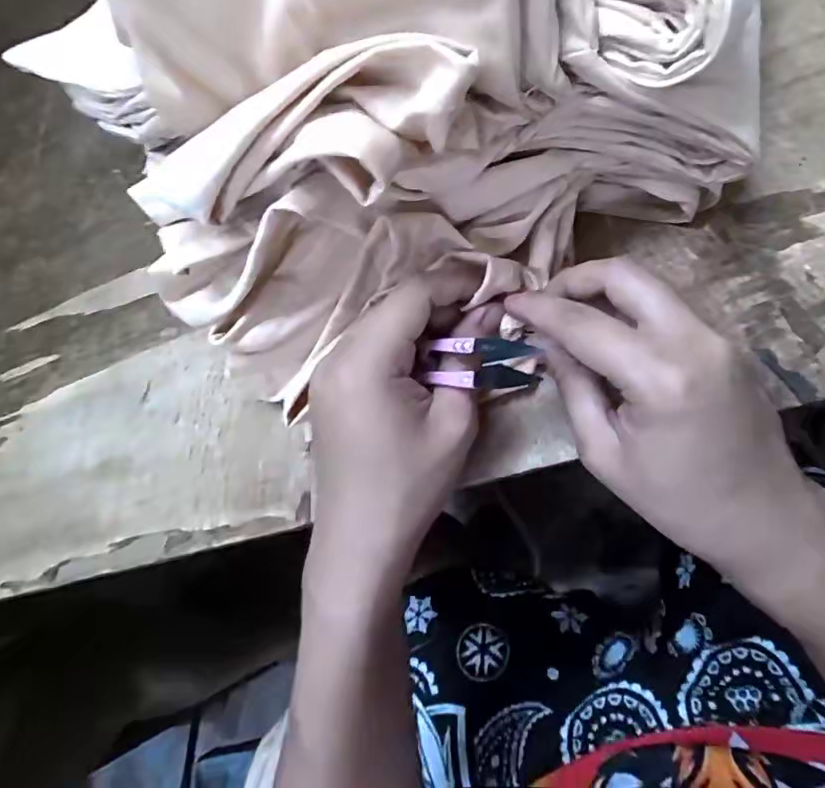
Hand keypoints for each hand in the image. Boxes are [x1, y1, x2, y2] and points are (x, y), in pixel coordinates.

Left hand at [305, 269, 498, 590]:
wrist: (358, 542)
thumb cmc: (411, 486)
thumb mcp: (454, 421)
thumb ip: (468, 356)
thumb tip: (489, 310)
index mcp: (364, 359)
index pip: (413, 294)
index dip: (456, 282)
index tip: (495, 286)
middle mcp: (338, 352)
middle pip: (396, 304)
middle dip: (444, 302)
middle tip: (488, 314)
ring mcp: (330, 367)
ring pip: (384, 321)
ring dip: (426, 321)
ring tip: (468, 335)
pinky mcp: (333, 383)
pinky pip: (372, 344)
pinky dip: (405, 342)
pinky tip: (434, 358)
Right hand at [505, 258, 824, 590]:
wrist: (768, 519)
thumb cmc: (678, 502)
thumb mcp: (605, 455)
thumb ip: (573, 388)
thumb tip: (548, 341)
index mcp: (660, 377)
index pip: (584, 322)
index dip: (540, 309)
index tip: (509, 302)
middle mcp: (694, 340)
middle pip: (624, 274)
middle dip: (574, 278)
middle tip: (544, 302)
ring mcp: (716, 335)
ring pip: (648, 284)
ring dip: (603, 289)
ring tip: (570, 316)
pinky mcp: (725, 340)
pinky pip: (667, 305)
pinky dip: (630, 307)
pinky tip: (609, 332)